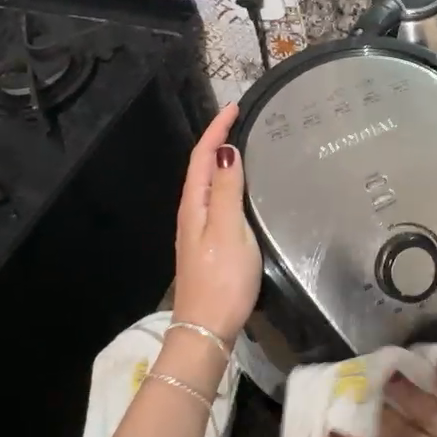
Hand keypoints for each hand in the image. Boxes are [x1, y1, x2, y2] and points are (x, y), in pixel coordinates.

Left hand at [170, 104, 260, 342]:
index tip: (235, 106)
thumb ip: (228, 189)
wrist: (207, 330)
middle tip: (242, 119)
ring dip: (222, 159)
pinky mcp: (209, 243)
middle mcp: (192, 212)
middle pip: (203, 165)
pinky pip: (217, 198)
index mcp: (194, 204)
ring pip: (209, 182)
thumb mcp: (228, 228)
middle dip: (218, 138)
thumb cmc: (221, 278)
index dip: (216, 128)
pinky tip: (242, 186)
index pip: (203, 155)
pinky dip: (228, 180)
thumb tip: (227, 150)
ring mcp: (199, 229)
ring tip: (244, 143)